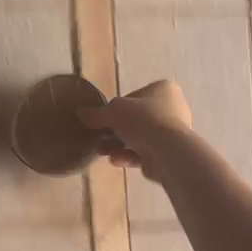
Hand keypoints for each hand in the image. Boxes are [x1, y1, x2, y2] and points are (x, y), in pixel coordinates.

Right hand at [78, 80, 194, 181]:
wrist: (167, 150)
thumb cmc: (143, 120)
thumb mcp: (113, 112)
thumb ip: (96, 114)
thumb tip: (79, 112)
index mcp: (163, 89)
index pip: (134, 97)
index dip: (116, 108)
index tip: (104, 119)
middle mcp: (172, 108)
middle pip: (136, 119)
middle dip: (115, 131)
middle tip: (99, 139)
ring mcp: (172, 132)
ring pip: (139, 138)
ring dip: (118, 145)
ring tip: (102, 152)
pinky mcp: (169, 153)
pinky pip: (145, 152)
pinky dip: (129, 156)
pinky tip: (115, 161)